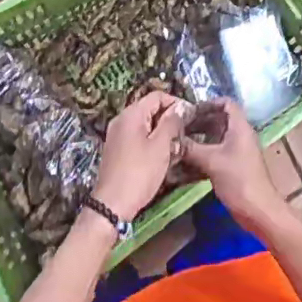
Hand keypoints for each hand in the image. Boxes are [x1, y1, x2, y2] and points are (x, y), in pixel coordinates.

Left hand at [92, 92, 191, 219]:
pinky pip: (137, 137)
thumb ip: (171, 122)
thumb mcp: (161, 146)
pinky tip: (161, 157)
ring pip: (145, 124)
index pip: (157, 96)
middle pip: (150, 109)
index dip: (175, 103)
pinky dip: (151, 142)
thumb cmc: (139, 173)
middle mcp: (121, 120)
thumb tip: (180, 106)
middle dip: (169, 119)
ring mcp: (117, 135)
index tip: (190, 117)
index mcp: (131, 114)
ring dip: (161, 132)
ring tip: (175, 148)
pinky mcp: (117, 149)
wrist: (112, 205)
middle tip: (184, 135)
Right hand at [180, 100, 287, 234]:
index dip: (209, 103)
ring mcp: (237, 152)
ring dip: (198, 141)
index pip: (227, 103)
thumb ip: (191, 148)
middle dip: (198, 123)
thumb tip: (170, 139)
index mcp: (240, 127)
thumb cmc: (238, 179)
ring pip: (215, 139)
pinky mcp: (233, 167)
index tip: (189, 110)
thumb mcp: (212, 161)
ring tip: (177, 144)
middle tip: (178, 127)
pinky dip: (201, 156)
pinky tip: (184, 164)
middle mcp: (239, 136)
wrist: (257, 210)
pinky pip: (215, 155)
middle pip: (219, 121)